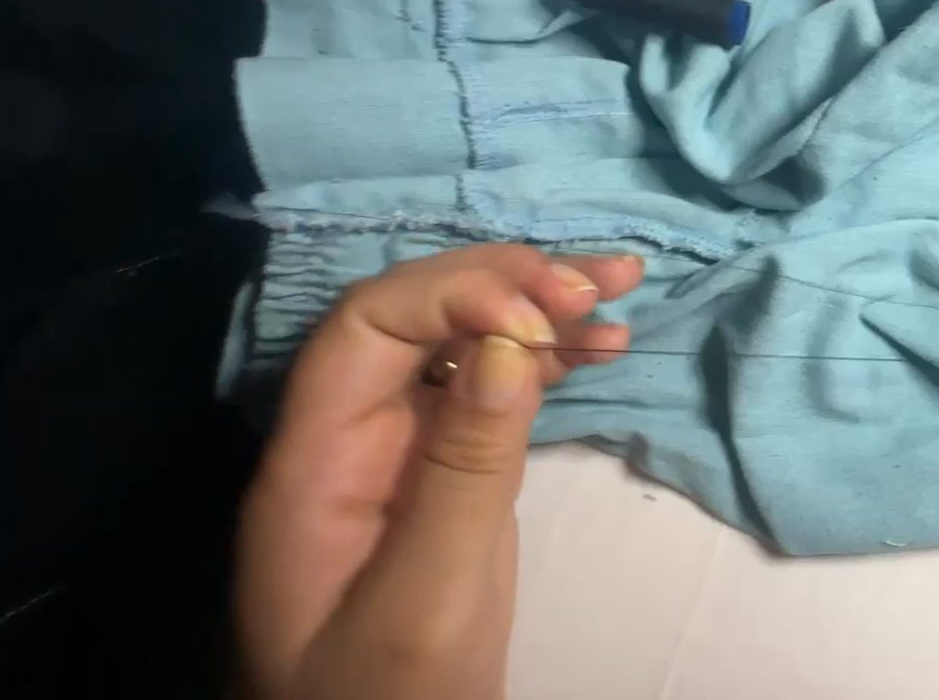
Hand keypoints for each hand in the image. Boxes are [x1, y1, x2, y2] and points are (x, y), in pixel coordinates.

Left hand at [236, 245, 642, 699]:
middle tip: (596, 283)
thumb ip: (466, 470)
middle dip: (510, 281)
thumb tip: (511, 344)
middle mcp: (358, 430)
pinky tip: (606, 341)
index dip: (455, 298)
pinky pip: (504, 376)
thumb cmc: (392, 693)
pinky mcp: (459, 456)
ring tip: (621, 281)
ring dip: (544, 301)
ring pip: (470, 335)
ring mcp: (411, 440)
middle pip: (422, 312)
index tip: (542, 319)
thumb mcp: (430, 595)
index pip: (369, 328)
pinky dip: (556, 350)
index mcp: (317, 460)